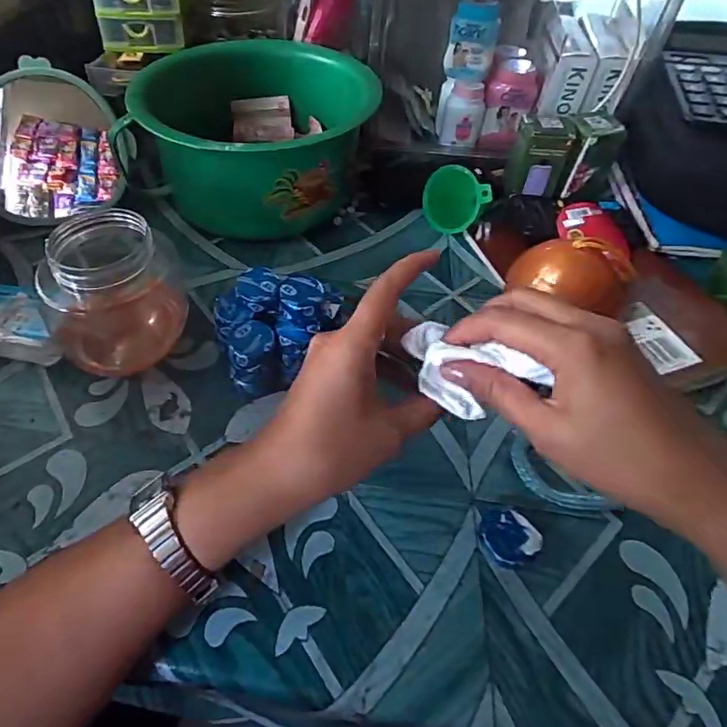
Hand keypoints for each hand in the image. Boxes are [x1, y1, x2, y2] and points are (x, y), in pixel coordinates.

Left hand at [174, 250, 442, 566]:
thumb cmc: (335, 448)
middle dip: (416, 337)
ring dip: (400, 356)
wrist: (279, 471)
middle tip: (446, 364)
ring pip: (372, 341)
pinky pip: (358, 356)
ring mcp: (324, 354)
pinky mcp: (319, 371)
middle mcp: (335, 339)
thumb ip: (424, 407)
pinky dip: (382, 367)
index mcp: (352, 343)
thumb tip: (447, 393)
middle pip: (384, 322)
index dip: (409, 269)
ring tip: (430, 385)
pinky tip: (403, 394)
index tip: (433, 256)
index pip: (383, 292)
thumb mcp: (390, 431)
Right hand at [439, 289, 726, 549]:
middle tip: (463, 350)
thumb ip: (498, 392)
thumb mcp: (548, 432)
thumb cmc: (619, 461)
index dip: (465, 331)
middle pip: (521, 298)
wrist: (700, 479)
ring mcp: (609, 329)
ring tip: (489, 357)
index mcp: (572, 344)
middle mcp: (590, 323)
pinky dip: (534, 330)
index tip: (442, 351)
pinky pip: (564, 319)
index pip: (502, 320)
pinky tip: (526, 362)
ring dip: (510, 322)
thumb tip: (453, 368)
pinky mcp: (618, 341)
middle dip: (484, 317)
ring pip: (543, 305)